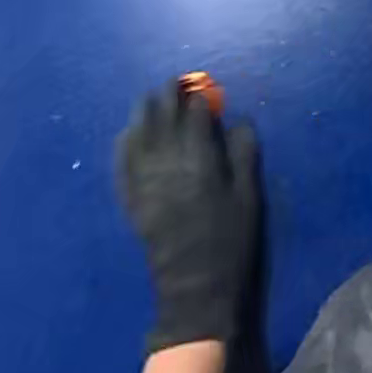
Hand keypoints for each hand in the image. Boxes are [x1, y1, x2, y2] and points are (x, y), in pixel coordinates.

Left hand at [116, 81, 261, 354]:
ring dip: (145, 108)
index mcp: (199, 158)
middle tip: (175, 83)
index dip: (199, 96)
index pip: (195, 113)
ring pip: (138, 129)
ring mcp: (144, 176)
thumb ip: (244, 154)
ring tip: (151, 97)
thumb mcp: (249, 198)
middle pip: (163, 113)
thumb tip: (239, 119)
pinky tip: (128, 131)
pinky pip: (122, 158)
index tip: (202, 88)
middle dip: (170, 93)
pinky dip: (125, 139)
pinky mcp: (131, 194)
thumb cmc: (229, 242)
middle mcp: (167, 159)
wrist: (195, 289)